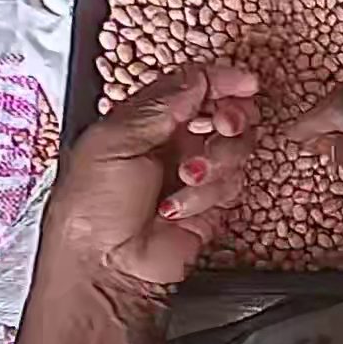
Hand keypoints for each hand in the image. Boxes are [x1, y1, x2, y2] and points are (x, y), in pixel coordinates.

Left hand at [43, 63, 258, 291]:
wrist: (108, 265)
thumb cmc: (94, 204)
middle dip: (230, 120)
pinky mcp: (215, 202)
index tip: (248, 83)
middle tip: (225, 127)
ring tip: (188, 180)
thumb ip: (160, 107)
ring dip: (216, 162)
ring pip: (235, 150)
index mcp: (147, 121)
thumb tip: (198, 78)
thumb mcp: (114, 143)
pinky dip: (210, 194)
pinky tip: (179, 208)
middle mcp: (176, 143)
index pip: (192, 88)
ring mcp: (199, 173)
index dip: (221, 81)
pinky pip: (233, 184)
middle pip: (225, 115)